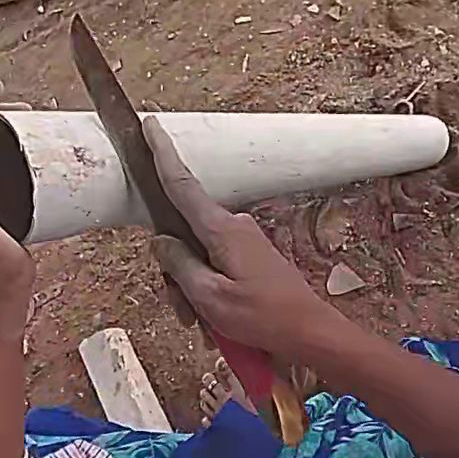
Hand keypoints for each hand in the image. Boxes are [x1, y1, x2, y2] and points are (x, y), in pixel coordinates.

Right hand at [144, 117, 349, 362]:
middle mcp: (234, 227)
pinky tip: (217, 323)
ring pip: (198, 256)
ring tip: (205, 325)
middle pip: (184, 236)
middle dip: (176, 274)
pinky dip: (210, 293)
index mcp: (222, 230)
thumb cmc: (262, 317)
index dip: (161, 155)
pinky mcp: (251, 255)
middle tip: (187, 314)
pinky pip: (216, 266)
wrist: (309, 331)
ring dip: (193, 291)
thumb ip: (178, 264)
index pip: (183, 184)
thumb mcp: (208, 297)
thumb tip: (162, 241)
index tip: (150, 125)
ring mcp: (244, 241)